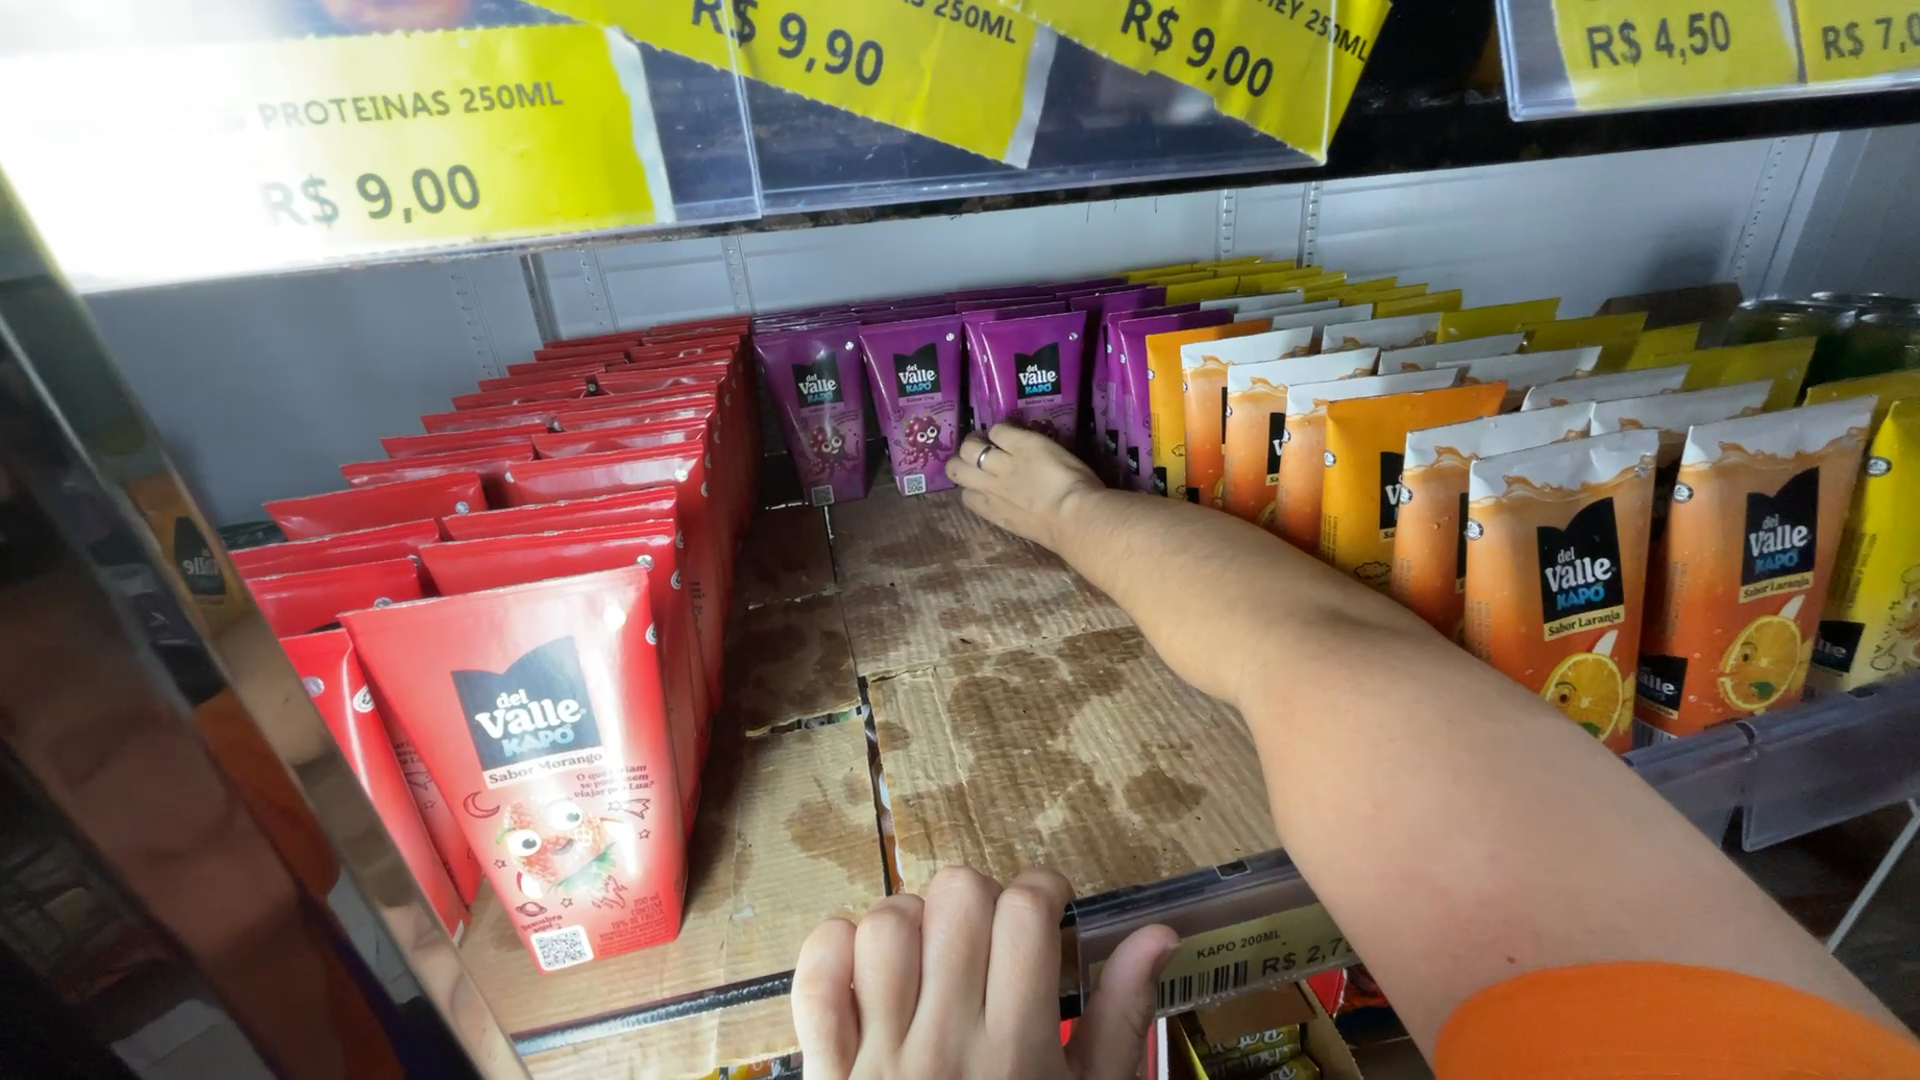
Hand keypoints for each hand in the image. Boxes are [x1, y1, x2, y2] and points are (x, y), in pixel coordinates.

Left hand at [792, 866, 1178, 1079]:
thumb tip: (1158, 932)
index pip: (1025, 912)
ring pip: (887, 923)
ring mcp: (878, 1053)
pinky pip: (816, 973)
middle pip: (957, 896)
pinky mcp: (825, 1069)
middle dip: (979, 899)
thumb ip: (1121, 1016)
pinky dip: (835, 949)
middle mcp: (945, 1040)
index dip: (1042, 888)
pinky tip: (865, 969)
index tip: (1046, 908)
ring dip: (911, 923)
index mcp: (1017, 1048)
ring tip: (928, 956)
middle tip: (988, 936)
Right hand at [944, 425, 1103, 550]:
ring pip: (970, 446)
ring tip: (992, 440)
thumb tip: (1015, 503)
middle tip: (980, 456)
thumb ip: (1011, 511)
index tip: (984, 481)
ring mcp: (1003, 464)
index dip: (973, 486)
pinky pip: (999, 430)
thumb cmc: (1059, 532)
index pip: (966, 496)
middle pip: (955, 468)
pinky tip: (1014, 435)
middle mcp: (990, 486)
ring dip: (978, 441)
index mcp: (992, 510)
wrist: (1074, 515)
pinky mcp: (1021, 443)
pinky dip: (1002, 431)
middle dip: (964, 460)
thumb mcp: (1026, 526)